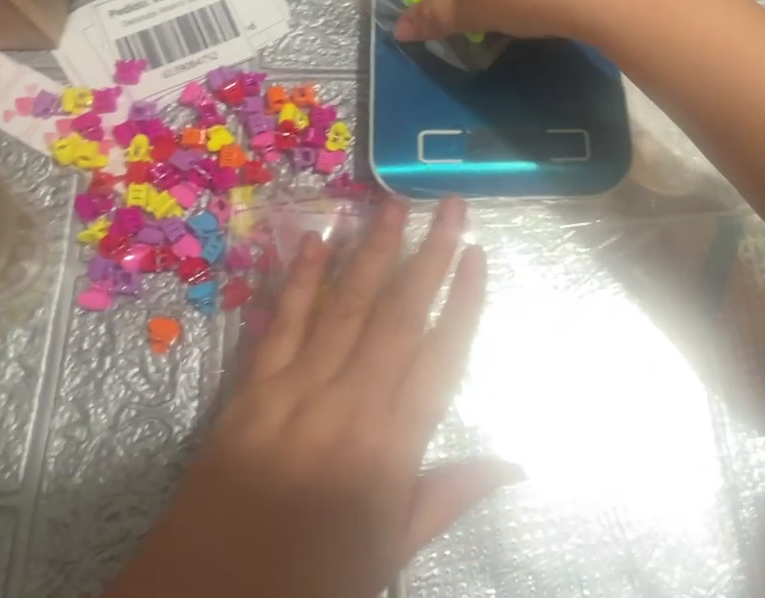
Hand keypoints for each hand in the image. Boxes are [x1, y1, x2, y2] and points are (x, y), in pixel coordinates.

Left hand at [108, 199, 514, 597]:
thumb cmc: (312, 577)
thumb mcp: (390, 551)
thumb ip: (447, 497)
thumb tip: (515, 463)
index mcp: (391, 446)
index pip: (441, 355)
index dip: (464, 301)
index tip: (479, 254)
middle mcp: (350, 404)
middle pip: (399, 315)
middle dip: (430, 254)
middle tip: (451, 204)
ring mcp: (296, 390)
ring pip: (345, 306)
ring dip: (372, 250)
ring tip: (394, 204)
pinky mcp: (250, 389)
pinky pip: (281, 323)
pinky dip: (299, 279)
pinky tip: (315, 238)